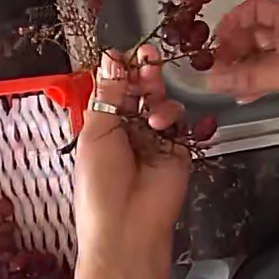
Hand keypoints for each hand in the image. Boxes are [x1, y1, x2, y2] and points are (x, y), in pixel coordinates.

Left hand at [74, 46, 190, 268]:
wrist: (128, 226)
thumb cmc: (100, 183)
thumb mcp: (96, 133)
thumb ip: (109, 93)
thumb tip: (111, 56)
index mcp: (103, 125)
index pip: (115, 88)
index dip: (121, 70)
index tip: (127, 53)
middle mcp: (129, 128)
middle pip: (140, 91)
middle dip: (143, 73)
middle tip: (148, 57)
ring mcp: (155, 138)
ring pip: (162, 102)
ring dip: (157, 96)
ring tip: (153, 111)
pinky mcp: (178, 148)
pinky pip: (181, 122)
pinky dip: (173, 116)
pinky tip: (162, 124)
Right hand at [207, 0, 278, 129]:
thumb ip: (248, 75)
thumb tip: (212, 80)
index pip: (254, 8)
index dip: (231, 22)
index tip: (213, 43)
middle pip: (257, 33)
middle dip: (234, 49)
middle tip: (216, 68)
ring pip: (266, 55)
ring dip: (245, 68)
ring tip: (225, 84)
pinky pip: (277, 74)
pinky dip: (260, 82)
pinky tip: (246, 96)